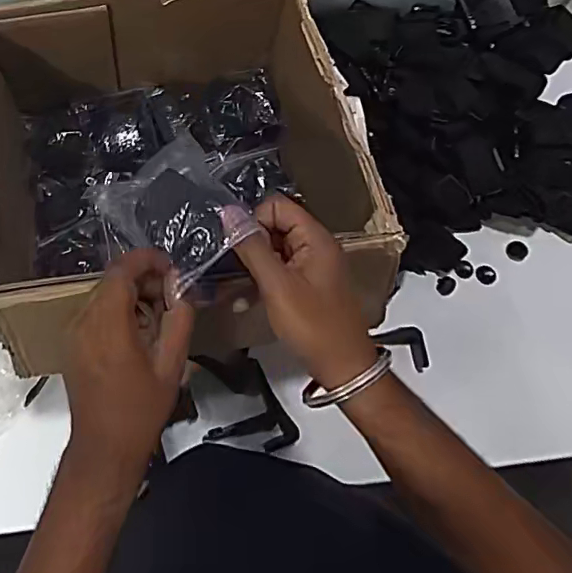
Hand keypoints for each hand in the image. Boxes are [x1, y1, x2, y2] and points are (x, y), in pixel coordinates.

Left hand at [63, 249, 194, 480]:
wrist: (104, 447)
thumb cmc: (140, 410)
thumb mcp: (171, 365)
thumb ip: (179, 320)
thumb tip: (181, 288)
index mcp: (107, 323)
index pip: (121, 271)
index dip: (146, 260)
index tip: (170, 266)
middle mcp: (83, 320)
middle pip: (112, 281)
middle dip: (143, 280)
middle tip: (171, 296)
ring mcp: (73, 331)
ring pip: (103, 295)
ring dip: (131, 297)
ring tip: (158, 319)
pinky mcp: (71, 342)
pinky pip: (94, 313)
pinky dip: (116, 311)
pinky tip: (137, 334)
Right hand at [233, 194, 377, 388]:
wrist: (343, 367)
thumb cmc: (313, 327)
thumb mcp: (276, 285)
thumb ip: (251, 247)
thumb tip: (228, 212)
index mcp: (316, 239)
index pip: (276, 206)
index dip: (253, 220)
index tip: (238, 245)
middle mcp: (316, 245)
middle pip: (274, 223)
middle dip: (251, 240)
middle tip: (237, 264)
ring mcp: (312, 264)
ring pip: (274, 245)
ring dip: (254, 259)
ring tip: (241, 279)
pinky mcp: (306, 281)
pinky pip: (279, 264)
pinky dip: (262, 274)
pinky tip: (250, 292)